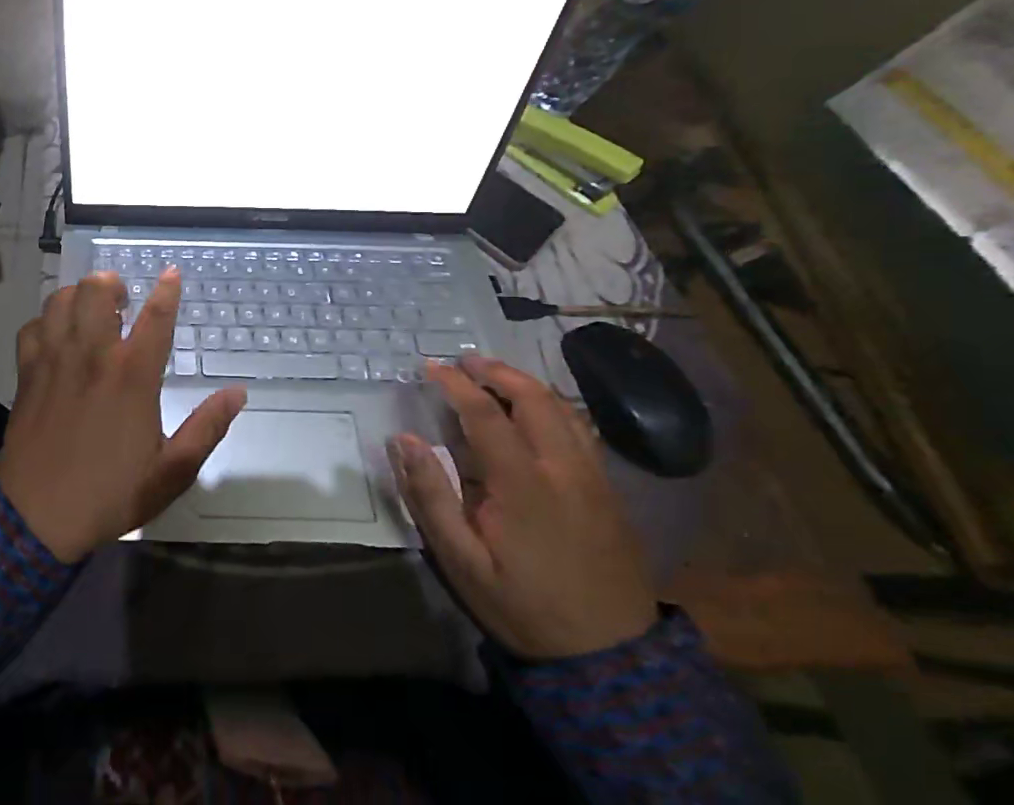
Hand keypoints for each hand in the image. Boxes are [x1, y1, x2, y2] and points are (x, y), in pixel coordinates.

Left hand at [0, 268, 246, 562]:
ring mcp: (54, 361)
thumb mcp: (171, 471)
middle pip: (97, 291)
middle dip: (113, 284)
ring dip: (78, 296)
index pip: (155, 317)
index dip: (166, 290)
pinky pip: (32, 327)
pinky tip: (55, 336)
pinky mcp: (26, 373)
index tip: (171, 272)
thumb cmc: (110, 494)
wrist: (36, 516)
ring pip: (61, 300)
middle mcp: (92, 356)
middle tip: (123, 301)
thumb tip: (238, 393)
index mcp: (132, 376)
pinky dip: (46, 321)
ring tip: (90, 312)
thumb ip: (206, 428)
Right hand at [392, 354, 657, 659]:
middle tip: (465, 360)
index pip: (485, 414)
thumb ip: (431, 496)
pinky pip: (581, 430)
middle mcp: (563, 468)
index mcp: (523, 483)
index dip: (456, 384)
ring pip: (564, 410)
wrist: (609, 653)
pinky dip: (554, 406)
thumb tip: (404, 440)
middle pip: (534, 398)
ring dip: (527, 384)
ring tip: (496, 375)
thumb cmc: (524, 605)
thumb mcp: (462, 562)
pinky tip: (538, 412)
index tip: (431, 366)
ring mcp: (593, 477)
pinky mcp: (609, 490)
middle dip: (497, 371)